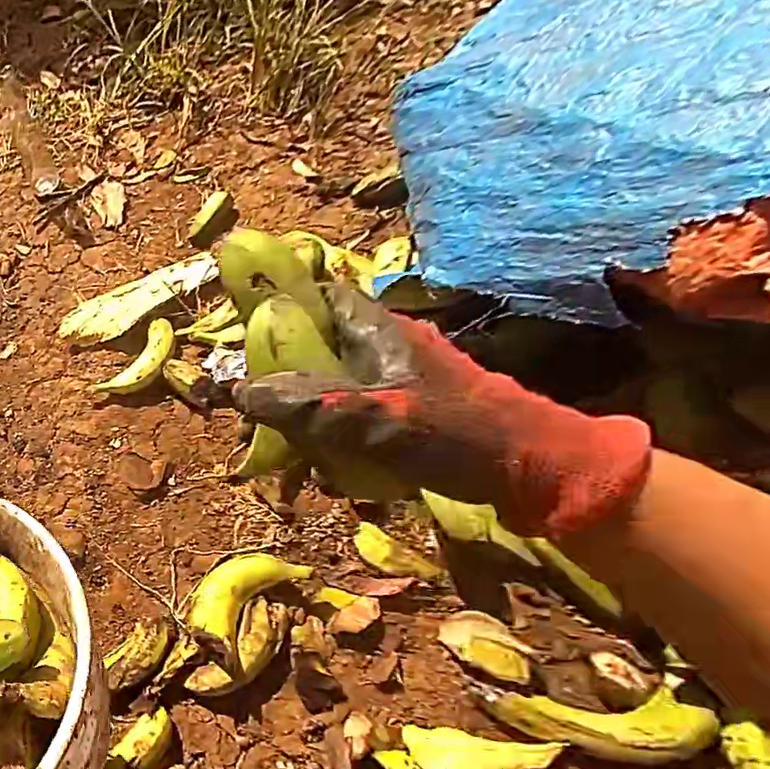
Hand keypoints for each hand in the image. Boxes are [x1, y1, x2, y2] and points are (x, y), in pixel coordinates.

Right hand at [232, 285, 652, 535]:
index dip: (281, 308)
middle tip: (255, 412)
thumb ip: (297, 402)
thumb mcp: (362, 416)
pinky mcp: (404, 413)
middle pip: (315, 348)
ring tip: (285, 452)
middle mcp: (384, 348)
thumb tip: (239, 390)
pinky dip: (328, 437)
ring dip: (302, 417)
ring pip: (328, 388)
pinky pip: (347, 417)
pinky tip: (324, 468)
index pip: (321, 297)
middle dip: (280, 380)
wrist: (530, 470)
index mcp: (377, 331)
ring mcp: (395, 382)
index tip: (247, 339)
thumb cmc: (448, 432)